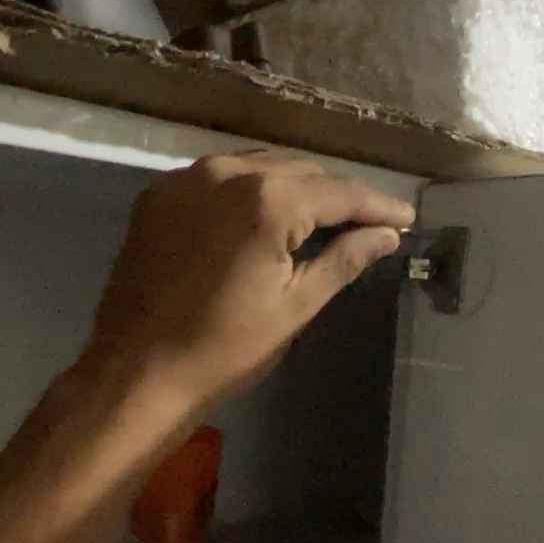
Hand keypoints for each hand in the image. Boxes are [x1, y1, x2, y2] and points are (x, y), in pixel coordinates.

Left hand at [82, 153, 416, 410]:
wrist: (137, 372)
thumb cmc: (225, 350)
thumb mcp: (294, 307)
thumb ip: (343, 261)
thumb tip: (386, 235)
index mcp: (266, 201)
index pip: (339, 192)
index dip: (377, 205)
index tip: (406, 218)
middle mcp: (225, 172)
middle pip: (300, 171)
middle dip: (336, 196)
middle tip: (367, 225)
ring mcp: (185, 179)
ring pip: (258, 169)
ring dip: (293, 190)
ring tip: (319, 222)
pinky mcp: (158, 195)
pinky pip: (218, 181)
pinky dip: (248, 194)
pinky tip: (261, 222)